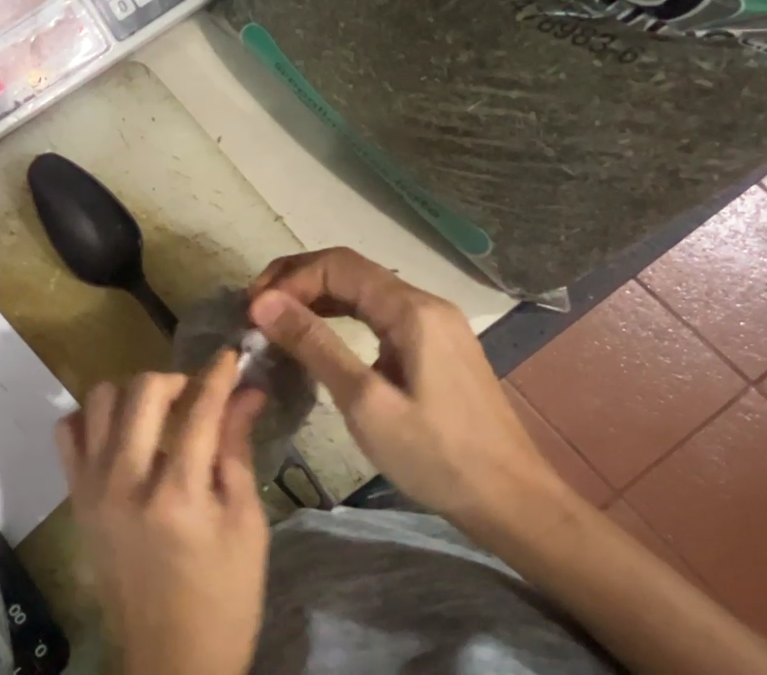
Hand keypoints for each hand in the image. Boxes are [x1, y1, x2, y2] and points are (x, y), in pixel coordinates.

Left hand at [55, 351, 268, 674]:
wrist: (169, 656)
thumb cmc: (224, 598)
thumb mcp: (246, 526)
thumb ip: (237, 451)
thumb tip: (245, 393)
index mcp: (179, 495)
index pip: (198, 411)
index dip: (217, 376)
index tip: (229, 356)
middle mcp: (126, 480)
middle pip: (141, 392)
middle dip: (174, 379)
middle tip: (194, 394)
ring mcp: (92, 486)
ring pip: (98, 401)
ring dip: (131, 393)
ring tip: (157, 412)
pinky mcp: (75, 496)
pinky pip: (67, 432)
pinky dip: (91, 418)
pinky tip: (119, 432)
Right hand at [249, 248, 563, 530]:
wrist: (513, 502)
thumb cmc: (437, 456)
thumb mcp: (365, 402)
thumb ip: (314, 345)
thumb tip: (262, 302)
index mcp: (412, 310)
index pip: (337, 265)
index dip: (288, 279)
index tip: (253, 311)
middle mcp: (425, 304)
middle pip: (349, 269)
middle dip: (296, 281)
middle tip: (255, 310)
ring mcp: (433, 324)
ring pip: (361, 289)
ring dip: (313, 296)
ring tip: (274, 320)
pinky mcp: (433, 345)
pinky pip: (375, 311)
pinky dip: (337, 313)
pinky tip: (315, 335)